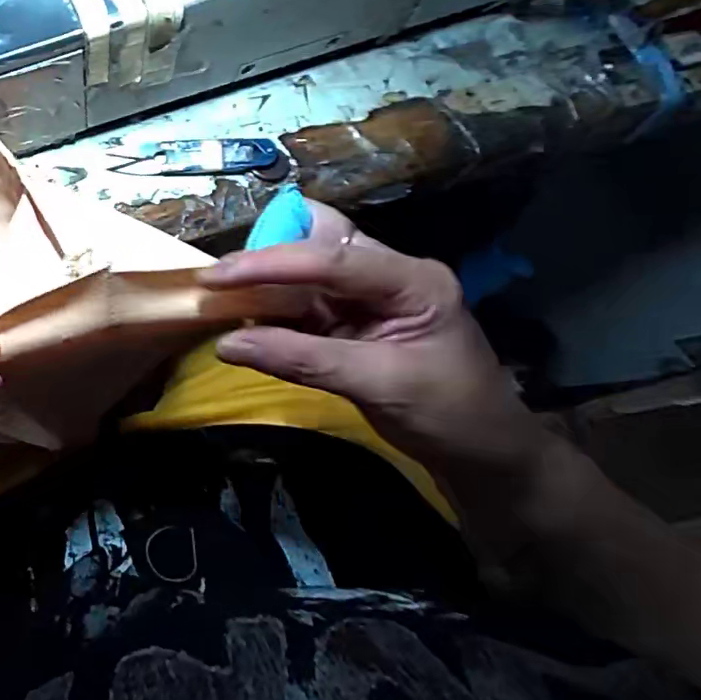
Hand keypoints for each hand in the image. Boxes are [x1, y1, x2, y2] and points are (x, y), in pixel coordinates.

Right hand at [200, 201, 551, 486]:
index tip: (218, 276)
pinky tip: (244, 316)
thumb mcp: (379, 385)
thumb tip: (228, 343)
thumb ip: (302, 360)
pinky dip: (272, 308)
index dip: (271, 263)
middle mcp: (386, 274)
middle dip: (264, 258)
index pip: (332, 259)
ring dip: (263, 282)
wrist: (485, 455)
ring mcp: (367, 295)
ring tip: (219, 297)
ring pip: (304, 271)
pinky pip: (302, 302)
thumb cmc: (451, 416)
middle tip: (216, 281)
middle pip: (316, 244)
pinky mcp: (350, 318)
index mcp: (411, 279)